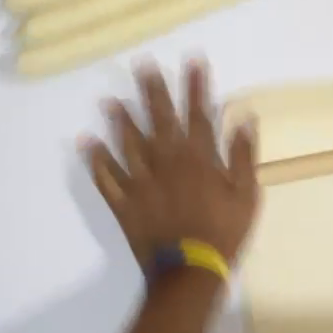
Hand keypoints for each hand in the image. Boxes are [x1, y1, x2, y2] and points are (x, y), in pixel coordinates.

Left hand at [84, 61, 260, 270]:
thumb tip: (243, 118)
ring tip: (109, 99)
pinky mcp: (124, 202)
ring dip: (119, 120)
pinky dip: (96, 160)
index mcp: (198, 158)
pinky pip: (106, 178)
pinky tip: (86, 142)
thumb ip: (242, 155)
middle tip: (142, 64)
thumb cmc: (223, 233)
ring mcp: (142, 181)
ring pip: (128, 143)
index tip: (193, 60)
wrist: (189, 272)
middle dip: (152, 90)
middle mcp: (167, 161)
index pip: (198, 114)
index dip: (196, 86)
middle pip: (159, 120)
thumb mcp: (246, 195)